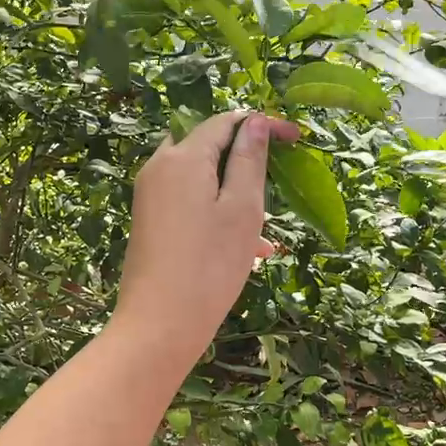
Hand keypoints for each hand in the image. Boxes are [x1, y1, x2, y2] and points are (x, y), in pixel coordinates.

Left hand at [115, 110, 299, 352]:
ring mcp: (150, 194)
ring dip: (234, 193)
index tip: (295, 138)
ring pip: (200, 178)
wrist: (159, 324)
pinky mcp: (150, 220)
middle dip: (244, 159)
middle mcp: (159, 167)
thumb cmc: (210, 264)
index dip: (260, 124)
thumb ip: (249, 159)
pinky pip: (189, 201)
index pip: (225, 121)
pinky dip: (216, 212)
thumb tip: (254, 122)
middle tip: (277, 181)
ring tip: (266, 232)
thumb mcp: (242, 208)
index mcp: (182, 157)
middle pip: (207, 145)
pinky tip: (248, 250)